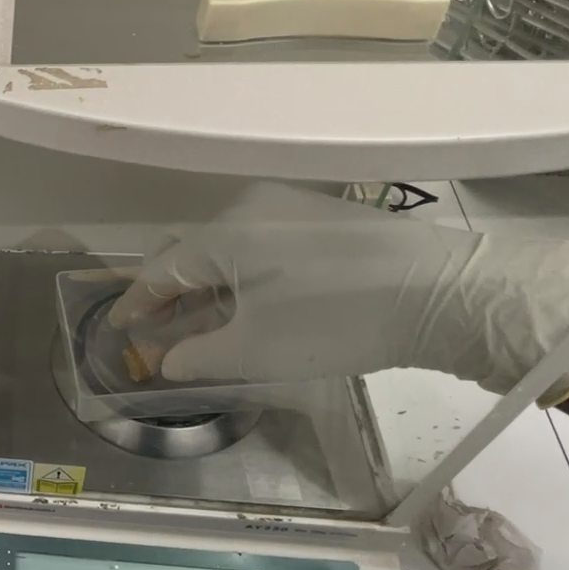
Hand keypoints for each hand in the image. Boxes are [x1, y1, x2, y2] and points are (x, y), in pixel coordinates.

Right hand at [108, 182, 568, 395]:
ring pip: (226, 249)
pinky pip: (259, 245)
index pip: (161, 270)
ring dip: (206, 288)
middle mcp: (248, 209)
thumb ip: (198, 356)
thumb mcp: (257, 349)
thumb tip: (166, 362)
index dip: (136, 303)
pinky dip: (239, 276)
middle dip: (169, 295)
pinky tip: (247, 305)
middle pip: (190, 254)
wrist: (450, 292)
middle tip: (158, 332)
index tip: (118, 329)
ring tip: (200, 326)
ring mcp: (288, 207)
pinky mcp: (321, 218)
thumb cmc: (338, 320)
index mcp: (224, 234)